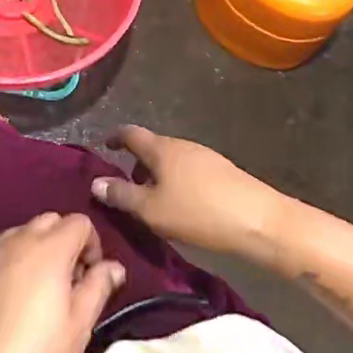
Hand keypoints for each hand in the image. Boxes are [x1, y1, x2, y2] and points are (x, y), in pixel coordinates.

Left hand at [0, 213, 124, 352]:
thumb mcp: (79, 325)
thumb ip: (99, 286)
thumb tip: (114, 267)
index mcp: (50, 249)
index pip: (80, 223)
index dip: (92, 246)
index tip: (90, 279)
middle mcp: (19, 239)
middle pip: (51, 221)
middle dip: (66, 242)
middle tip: (68, 283)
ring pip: (23, 232)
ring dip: (38, 248)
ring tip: (38, 289)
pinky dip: (11, 257)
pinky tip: (10, 292)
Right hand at [89, 126, 294, 264]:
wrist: (255, 218)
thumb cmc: (196, 212)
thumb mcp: (151, 209)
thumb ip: (122, 195)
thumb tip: (96, 182)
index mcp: (162, 148)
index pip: (132, 133)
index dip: (116, 137)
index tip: (105, 145)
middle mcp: (182, 145)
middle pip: (153, 147)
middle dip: (137, 163)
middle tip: (125, 188)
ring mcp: (204, 156)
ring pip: (171, 160)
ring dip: (157, 175)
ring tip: (151, 202)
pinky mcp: (221, 171)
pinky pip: (188, 170)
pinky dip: (175, 181)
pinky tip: (179, 206)